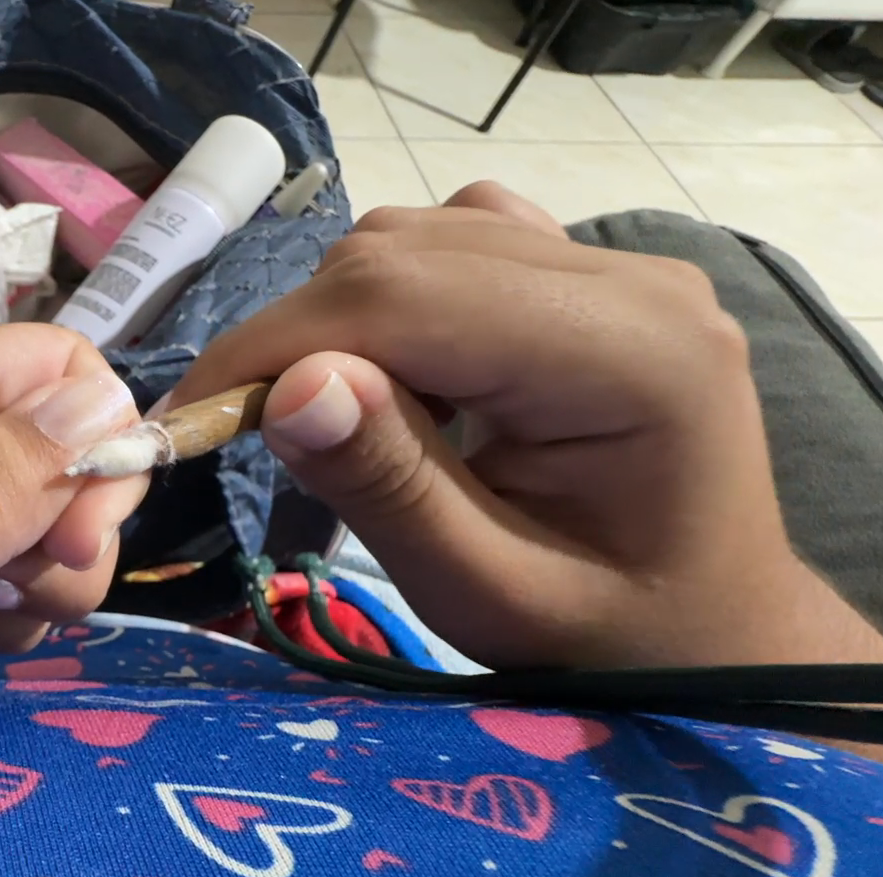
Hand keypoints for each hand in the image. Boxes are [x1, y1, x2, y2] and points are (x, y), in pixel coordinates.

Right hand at [169, 182, 882, 670]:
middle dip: (289, 339)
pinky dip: (375, 302)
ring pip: (403, 242)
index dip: (271, 344)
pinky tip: (396, 371)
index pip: (401, 298)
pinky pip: (438, 244)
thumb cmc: (590, 628)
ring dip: (328, 324)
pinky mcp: (568, 272)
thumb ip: (389, 486)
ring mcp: (600, 264)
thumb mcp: (476, 587)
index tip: (189, 416)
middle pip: (394, 257)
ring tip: (342, 417)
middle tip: (247, 428)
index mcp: (623, 352)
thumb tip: (288, 387)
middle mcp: (620, 277)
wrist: (693, 618)